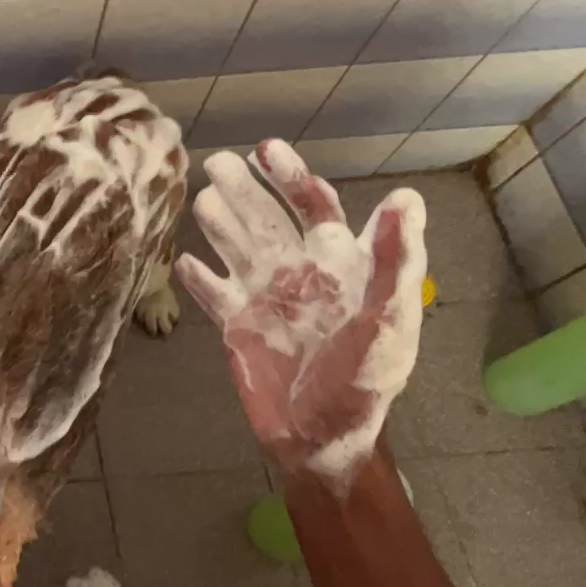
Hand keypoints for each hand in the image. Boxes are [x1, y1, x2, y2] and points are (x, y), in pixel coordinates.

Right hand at [174, 140, 425, 489]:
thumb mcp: (387, 320)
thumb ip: (392, 260)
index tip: (264, 150)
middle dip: (242, 190)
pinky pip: (211, 293)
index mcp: (338, 264)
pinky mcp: (235, 325)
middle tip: (212, 162)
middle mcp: (298, 272)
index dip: (291, 176)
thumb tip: (405, 196)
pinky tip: (181, 260)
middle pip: (265, 220)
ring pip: (234, 248)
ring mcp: (263, 298)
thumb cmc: (362, 381)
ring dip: (218, 222)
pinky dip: (196, 277)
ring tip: (199, 199)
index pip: (314, 206)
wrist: (319, 437)